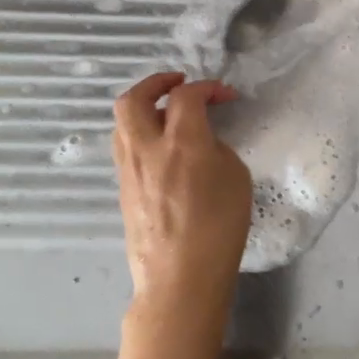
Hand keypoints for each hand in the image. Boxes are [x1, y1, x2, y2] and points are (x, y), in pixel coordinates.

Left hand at [111, 72, 250, 323]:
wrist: (180, 276)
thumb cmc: (219, 226)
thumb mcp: (235, 176)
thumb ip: (215, 149)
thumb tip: (200, 143)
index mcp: (182, 142)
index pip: (186, 95)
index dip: (208, 87)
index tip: (227, 96)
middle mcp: (147, 150)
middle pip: (133, 100)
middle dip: (155, 83)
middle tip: (180, 82)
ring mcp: (129, 171)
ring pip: (123, 123)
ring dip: (145, 109)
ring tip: (171, 114)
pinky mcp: (124, 190)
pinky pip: (126, 147)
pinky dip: (143, 134)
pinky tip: (166, 148)